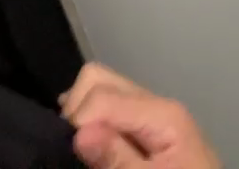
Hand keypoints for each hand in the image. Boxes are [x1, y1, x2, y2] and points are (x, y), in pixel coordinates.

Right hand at [62, 64, 219, 168]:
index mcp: (164, 115)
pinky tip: (93, 142)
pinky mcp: (146, 125)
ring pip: (101, 86)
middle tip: (76, 147)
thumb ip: (118, 160)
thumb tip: (78, 133)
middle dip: (78, 108)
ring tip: (83, 146)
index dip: (81, 122)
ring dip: (84, 112)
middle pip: (99, 79)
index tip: (75, 154)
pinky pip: (110, 104)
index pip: (103, 96)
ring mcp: (152, 112)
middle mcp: (157, 103)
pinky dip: (93, 117)